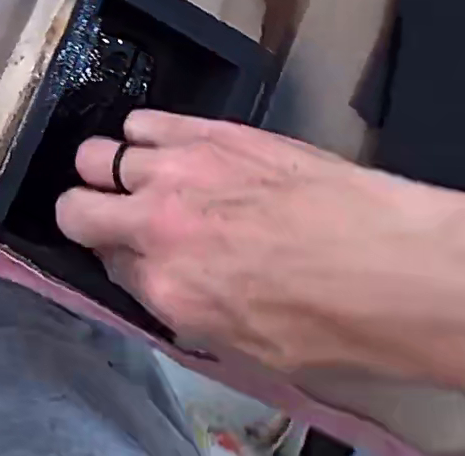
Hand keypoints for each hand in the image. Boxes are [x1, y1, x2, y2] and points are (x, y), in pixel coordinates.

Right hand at [55, 111, 464, 374]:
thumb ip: (178, 300)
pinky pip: (144, 120)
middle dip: (88, 210)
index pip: (103, 265)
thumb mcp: (241, 343)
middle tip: (116, 210)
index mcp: (165, 288)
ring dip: (114, 167)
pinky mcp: (209, 130)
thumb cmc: (326, 319)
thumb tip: (151, 270)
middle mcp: (157, 224)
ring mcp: (180, 170)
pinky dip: (143, 134)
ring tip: (146, 172)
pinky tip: (166, 144)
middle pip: (78, 204)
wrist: (386, 259)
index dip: (117, 258)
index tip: (131, 251)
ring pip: (100, 153)